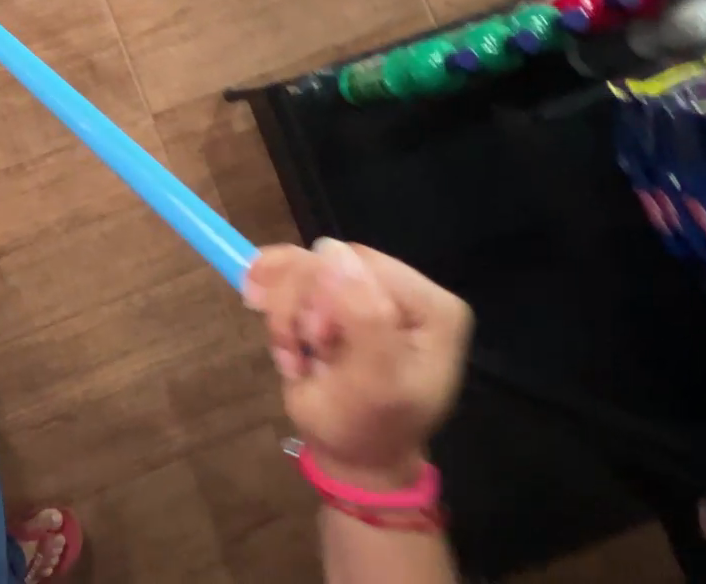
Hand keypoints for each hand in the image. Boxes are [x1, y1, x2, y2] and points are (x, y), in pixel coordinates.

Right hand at [243, 239, 471, 489]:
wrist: (349, 454)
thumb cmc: (369, 426)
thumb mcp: (375, 383)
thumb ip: (363, 317)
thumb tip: (333, 252)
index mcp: (431, 305)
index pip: (360, 263)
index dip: (325, 295)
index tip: (317, 341)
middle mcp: (401, 288)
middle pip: (325, 261)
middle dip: (298, 307)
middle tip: (300, 353)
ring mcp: (364, 288)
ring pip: (299, 266)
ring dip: (283, 313)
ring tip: (293, 355)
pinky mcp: (332, 293)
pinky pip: (286, 275)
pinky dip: (274, 308)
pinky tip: (284, 342)